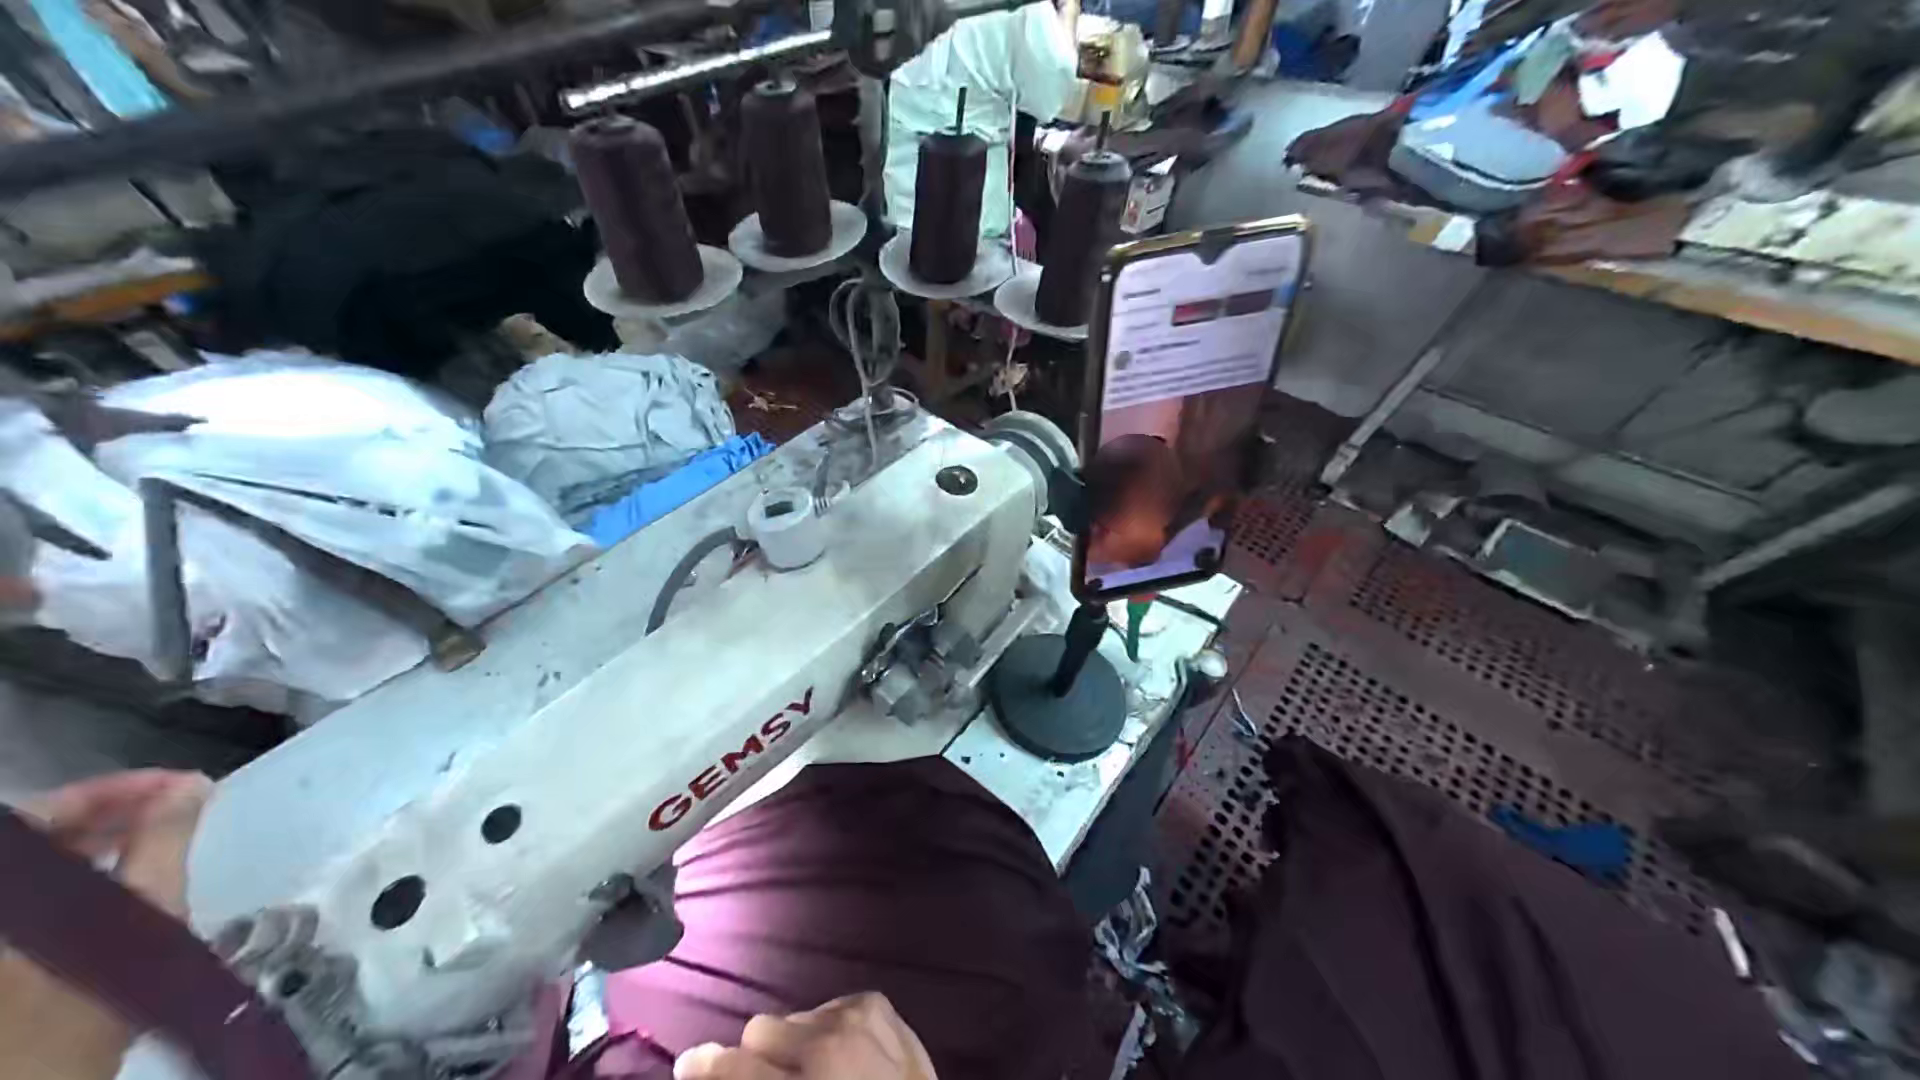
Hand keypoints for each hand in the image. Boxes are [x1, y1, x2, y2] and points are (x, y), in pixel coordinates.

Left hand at [0, 770, 211, 1079]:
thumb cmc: (83, 1004)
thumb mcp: (138, 920)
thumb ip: (161, 844)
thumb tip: (189, 786)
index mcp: (3, 895)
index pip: (36, 815)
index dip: (110, 789)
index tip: (180, 782)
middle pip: (28, 838)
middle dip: (107, 811)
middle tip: (179, 801)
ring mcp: (1, 921)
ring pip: (32, 865)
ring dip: (93, 839)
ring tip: (160, 830)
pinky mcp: (11, 945)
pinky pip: (30, 893)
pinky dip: (74, 872)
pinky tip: (119, 870)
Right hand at [674, 993, 937, 1079]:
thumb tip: (723, 1074)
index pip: (734, 1066)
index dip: (704, 1067)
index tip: (689, 1065)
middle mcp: (824, 1044)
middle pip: (759, 1029)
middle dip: (758, 1056)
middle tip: (771, 1079)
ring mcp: (854, 1016)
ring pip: (795, 1016)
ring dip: (796, 1042)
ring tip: (816, 1071)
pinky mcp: (875, 1002)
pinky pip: (829, 1005)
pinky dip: (829, 1028)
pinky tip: (844, 1054)